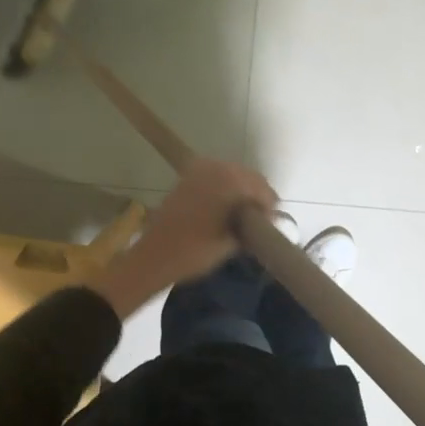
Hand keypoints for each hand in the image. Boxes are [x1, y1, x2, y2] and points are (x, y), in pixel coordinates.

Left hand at [89, 158, 277, 317]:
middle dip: (256, 195)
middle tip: (261, 219)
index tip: (272, 224)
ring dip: (241, 191)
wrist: (153, 257)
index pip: (261, 188)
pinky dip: (224, 189)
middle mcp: (213, 168)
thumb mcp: (230, 243)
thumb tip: (268, 221)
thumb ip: (253, 227)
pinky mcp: (185, 180)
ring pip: (231, 175)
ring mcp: (197, 172)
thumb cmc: (194, 252)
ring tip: (244, 216)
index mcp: (227, 181)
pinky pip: (215, 178)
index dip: (269, 206)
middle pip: (247, 176)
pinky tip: (226, 209)